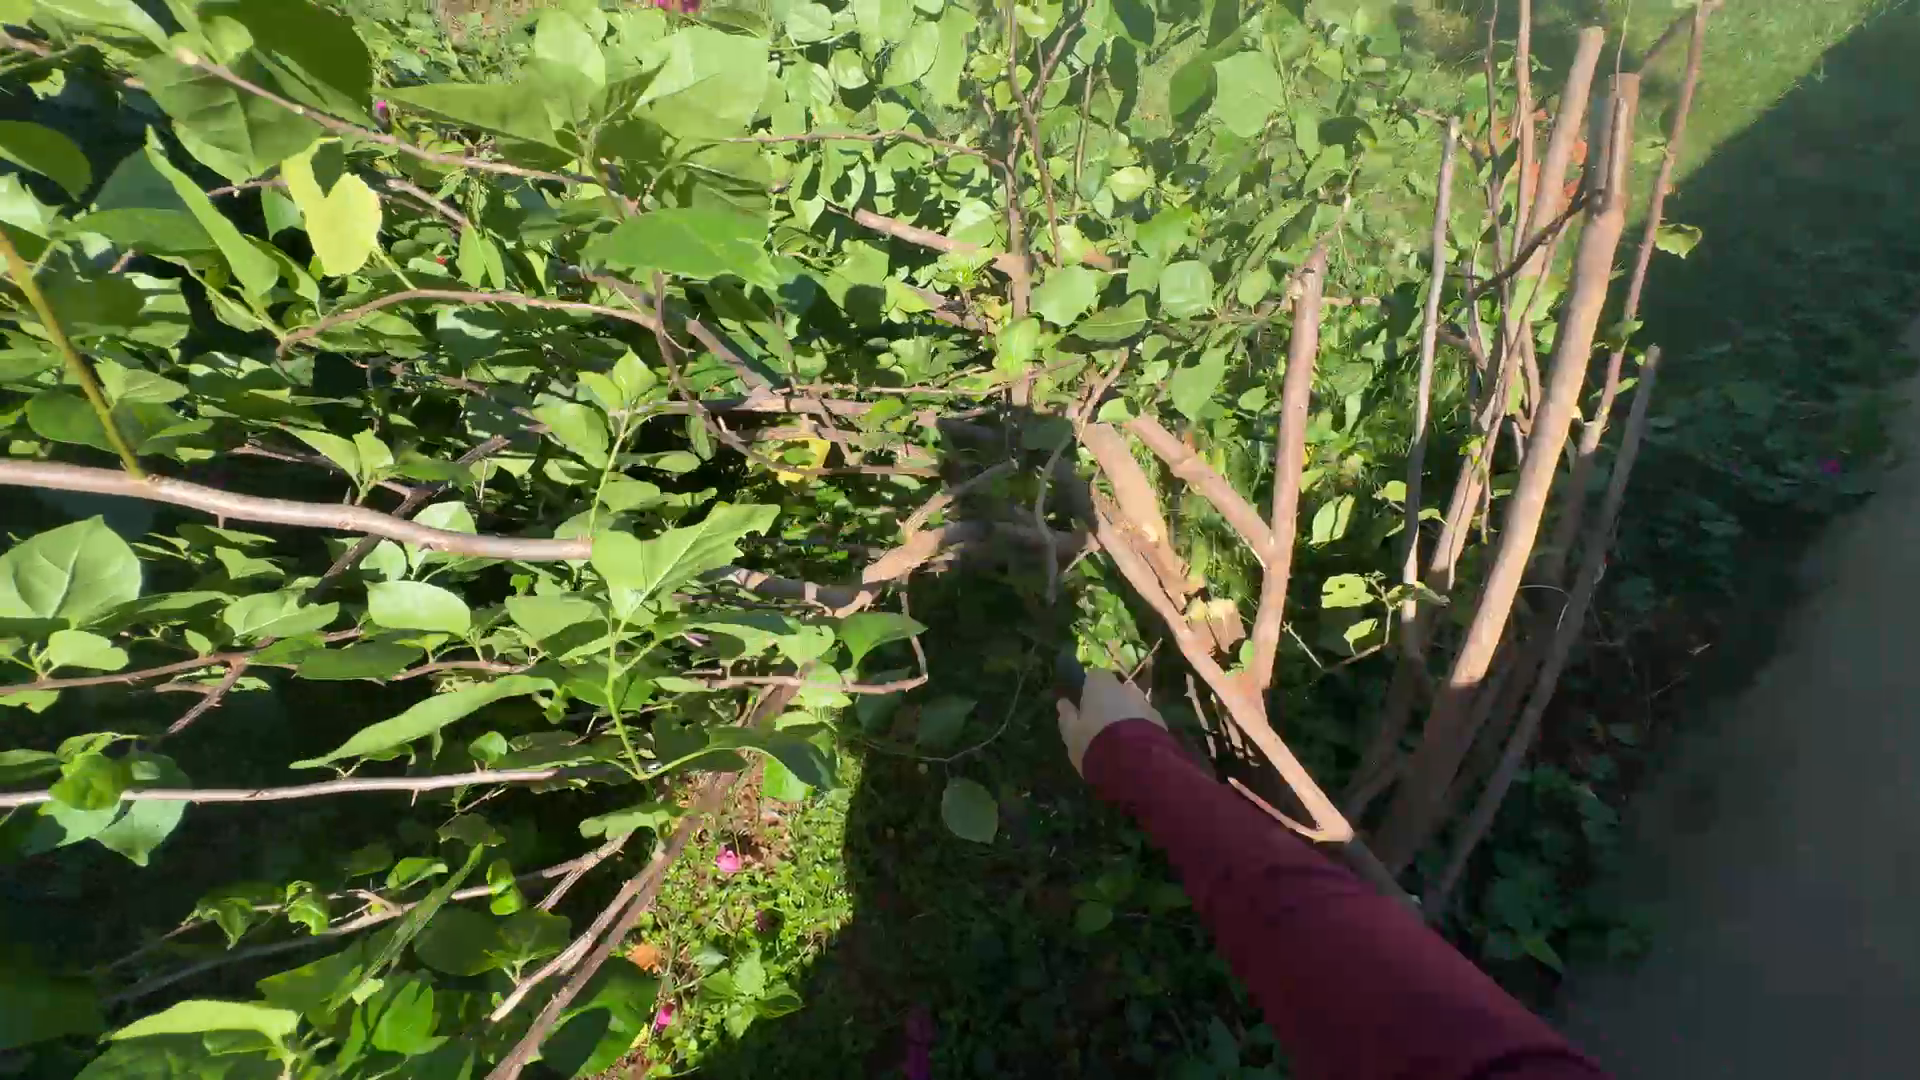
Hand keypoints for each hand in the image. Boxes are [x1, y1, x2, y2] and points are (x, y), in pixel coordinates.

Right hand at [1055, 668, 1165, 775]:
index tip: (1084, 706)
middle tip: (1101, 724)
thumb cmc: (1094, 741)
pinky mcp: (1160, 722)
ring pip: (1132, 706)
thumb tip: (1063, 702)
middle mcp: (1125, 688)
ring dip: (1126, 716)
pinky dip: (1139, 729)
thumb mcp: (1071, 732)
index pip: (1094, 676)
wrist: (1135, 764)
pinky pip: (1145, 721)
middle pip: (1115, 690)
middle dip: (1110, 703)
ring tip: (1119, 739)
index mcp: (1101, 684)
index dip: (1089, 689)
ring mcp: (1145, 703)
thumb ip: (1067, 715)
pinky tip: (1133, 748)